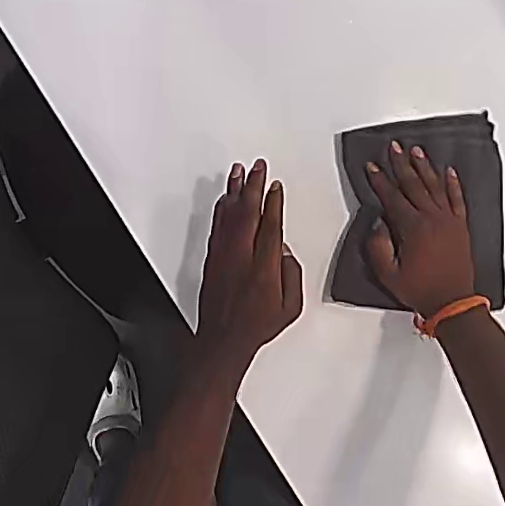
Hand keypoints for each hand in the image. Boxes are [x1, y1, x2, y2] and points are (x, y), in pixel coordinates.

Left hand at [196, 159, 303, 370]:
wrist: (223, 339)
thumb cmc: (255, 325)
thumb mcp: (290, 306)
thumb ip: (292, 274)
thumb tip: (285, 251)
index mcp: (265, 266)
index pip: (270, 224)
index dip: (273, 202)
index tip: (275, 185)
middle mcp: (243, 256)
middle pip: (248, 211)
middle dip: (253, 185)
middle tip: (257, 166)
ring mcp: (224, 255)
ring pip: (229, 215)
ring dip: (234, 191)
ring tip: (238, 171)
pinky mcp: (212, 258)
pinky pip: (217, 226)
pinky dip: (221, 209)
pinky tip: (223, 198)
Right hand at [363, 141, 475, 317]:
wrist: (452, 302)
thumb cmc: (420, 289)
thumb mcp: (387, 272)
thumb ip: (378, 246)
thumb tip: (379, 223)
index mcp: (413, 228)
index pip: (392, 197)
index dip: (381, 180)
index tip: (372, 167)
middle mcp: (433, 219)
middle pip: (414, 185)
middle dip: (401, 165)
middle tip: (394, 148)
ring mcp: (449, 221)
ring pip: (435, 186)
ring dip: (424, 167)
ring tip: (416, 152)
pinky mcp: (460, 226)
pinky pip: (457, 199)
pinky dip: (453, 184)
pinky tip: (448, 171)